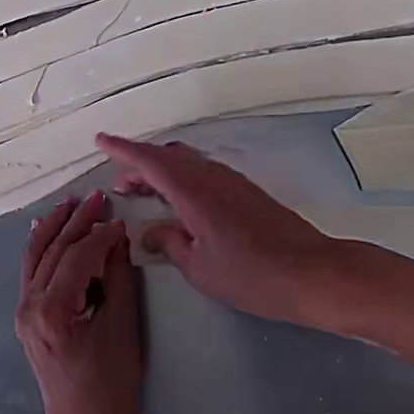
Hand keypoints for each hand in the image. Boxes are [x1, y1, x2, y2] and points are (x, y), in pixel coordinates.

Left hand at [15, 190, 142, 413]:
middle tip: (98, 198)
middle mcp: (30, 306)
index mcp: (53, 311)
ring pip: (36, 255)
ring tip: (73, 203)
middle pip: (54, 250)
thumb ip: (119, 277)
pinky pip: (32, 271)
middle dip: (77, 221)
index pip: (77, 256)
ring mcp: (24, 310)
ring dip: (55, 226)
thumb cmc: (111, 387)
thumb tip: (117, 239)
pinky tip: (47, 228)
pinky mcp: (26, 315)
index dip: (101, 235)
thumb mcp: (123, 327)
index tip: (121, 221)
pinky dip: (42, 246)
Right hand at [98, 133, 354, 329]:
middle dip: (138, 164)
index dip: (122, 149)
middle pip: (166, 157)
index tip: (101, 140)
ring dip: (161, 171)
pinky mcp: (244, 191)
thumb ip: (170, 243)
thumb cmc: (252, 274)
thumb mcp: (200, 267)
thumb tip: (149, 232)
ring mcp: (230, 180)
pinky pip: (201, 172)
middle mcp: (209, 176)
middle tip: (119, 183)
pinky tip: (179, 203)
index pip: (149, 160)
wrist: (313, 273)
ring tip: (143, 193)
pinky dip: (181, 179)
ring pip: (185, 163)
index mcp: (192, 190)